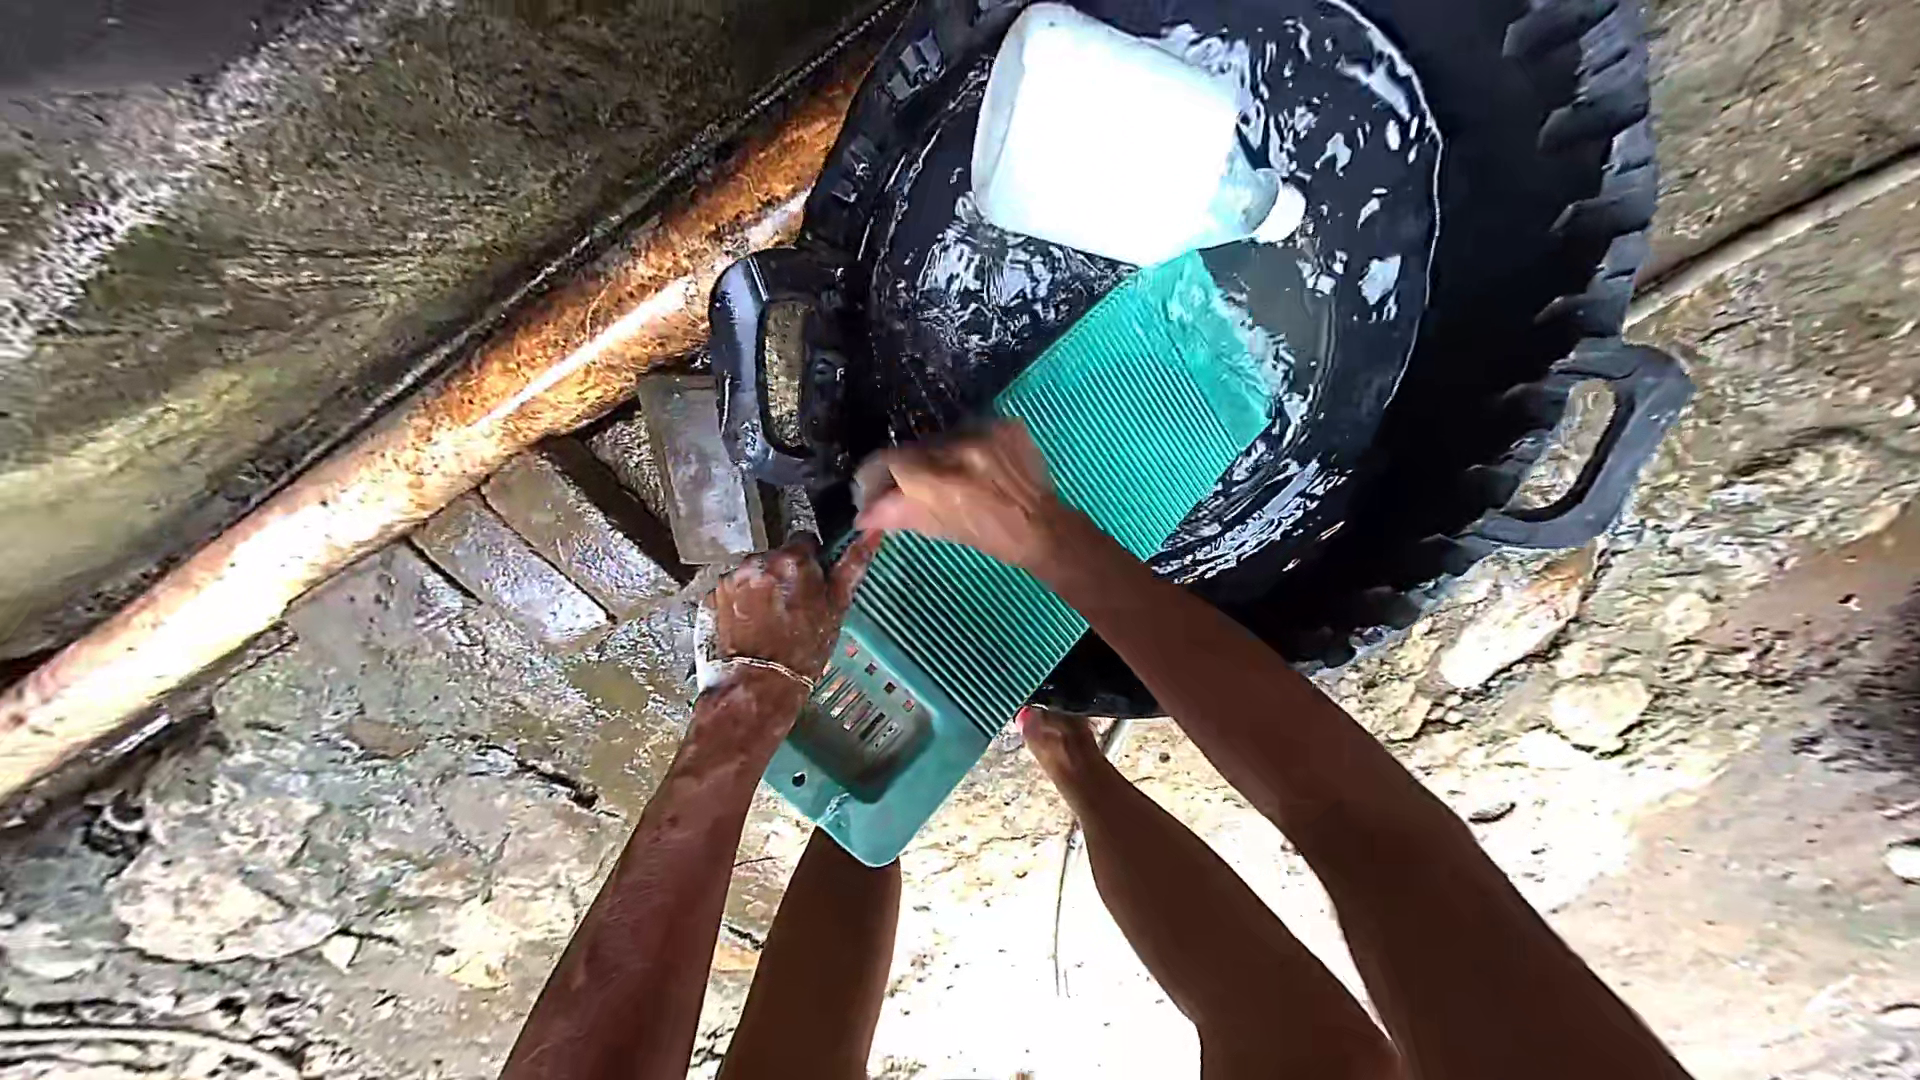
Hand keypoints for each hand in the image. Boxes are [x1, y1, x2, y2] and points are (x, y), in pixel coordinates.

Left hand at [712, 533, 881, 682]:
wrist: (758, 685)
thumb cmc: (803, 649)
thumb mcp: (837, 606)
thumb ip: (853, 565)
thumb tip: (871, 535)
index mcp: (792, 560)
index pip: (805, 541)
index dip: (812, 563)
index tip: (813, 583)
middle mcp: (758, 562)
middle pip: (777, 557)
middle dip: (786, 575)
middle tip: (795, 607)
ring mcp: (732, 579)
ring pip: (755, 573)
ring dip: (763, 587)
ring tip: (772, 619)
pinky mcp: (712, 596)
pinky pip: (734, 590)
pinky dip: (742, 601)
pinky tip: (753, 624)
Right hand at [852, 420, 1088, 571]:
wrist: (1042, 525)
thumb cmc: (989, 535)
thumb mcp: (938, 528)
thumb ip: (896, 514)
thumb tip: (862, 515)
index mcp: (941, 480)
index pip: (890, 460)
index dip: (873, 474)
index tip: (871, 486)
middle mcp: (961, 448)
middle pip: (914, 448)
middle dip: (904, 467)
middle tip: (904, 484)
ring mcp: (986, 432)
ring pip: (941, 438)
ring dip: (934, 455)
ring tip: (945, 476)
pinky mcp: (1004, 424)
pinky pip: (968, 430)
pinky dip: (963, 447)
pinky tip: (972, 465)